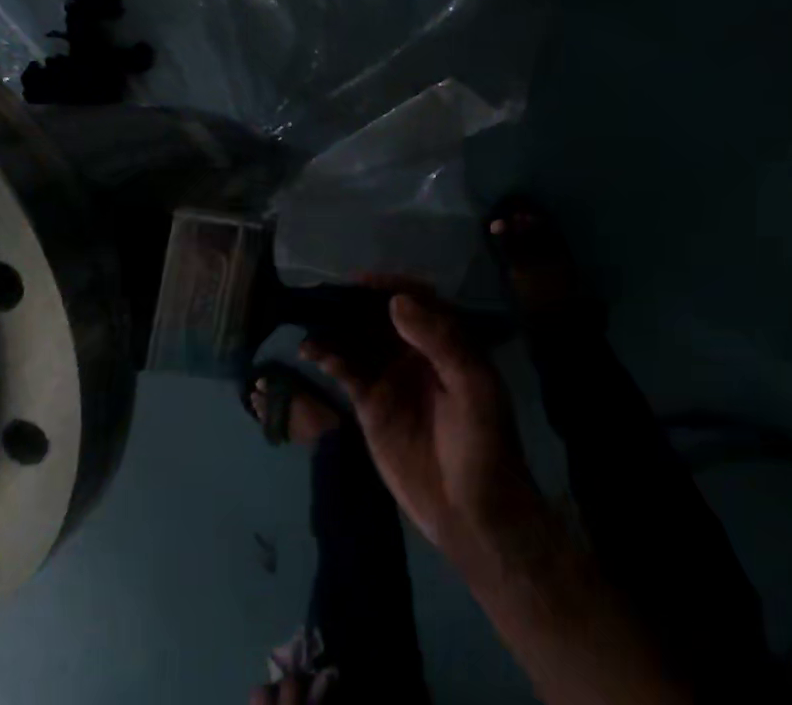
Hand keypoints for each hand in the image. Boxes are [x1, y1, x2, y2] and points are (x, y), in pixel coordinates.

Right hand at [303, 286, 543, 561]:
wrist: (470, 510)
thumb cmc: (483, 443)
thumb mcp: (472, 386)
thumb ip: (440, 340)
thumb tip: (396, 300)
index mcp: (448, 342)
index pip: (418, 300)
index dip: (390, 286)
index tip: (359, 281)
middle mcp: (417, 353)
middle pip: (381, 316)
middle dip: (354, 303)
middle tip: (320, 292)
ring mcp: (392, 377)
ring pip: (359, 341)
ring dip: (335, 328)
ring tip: (308, 319)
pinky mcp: (371, 405)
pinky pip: (347, 371)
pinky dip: (330, 358)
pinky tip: (313, 352)